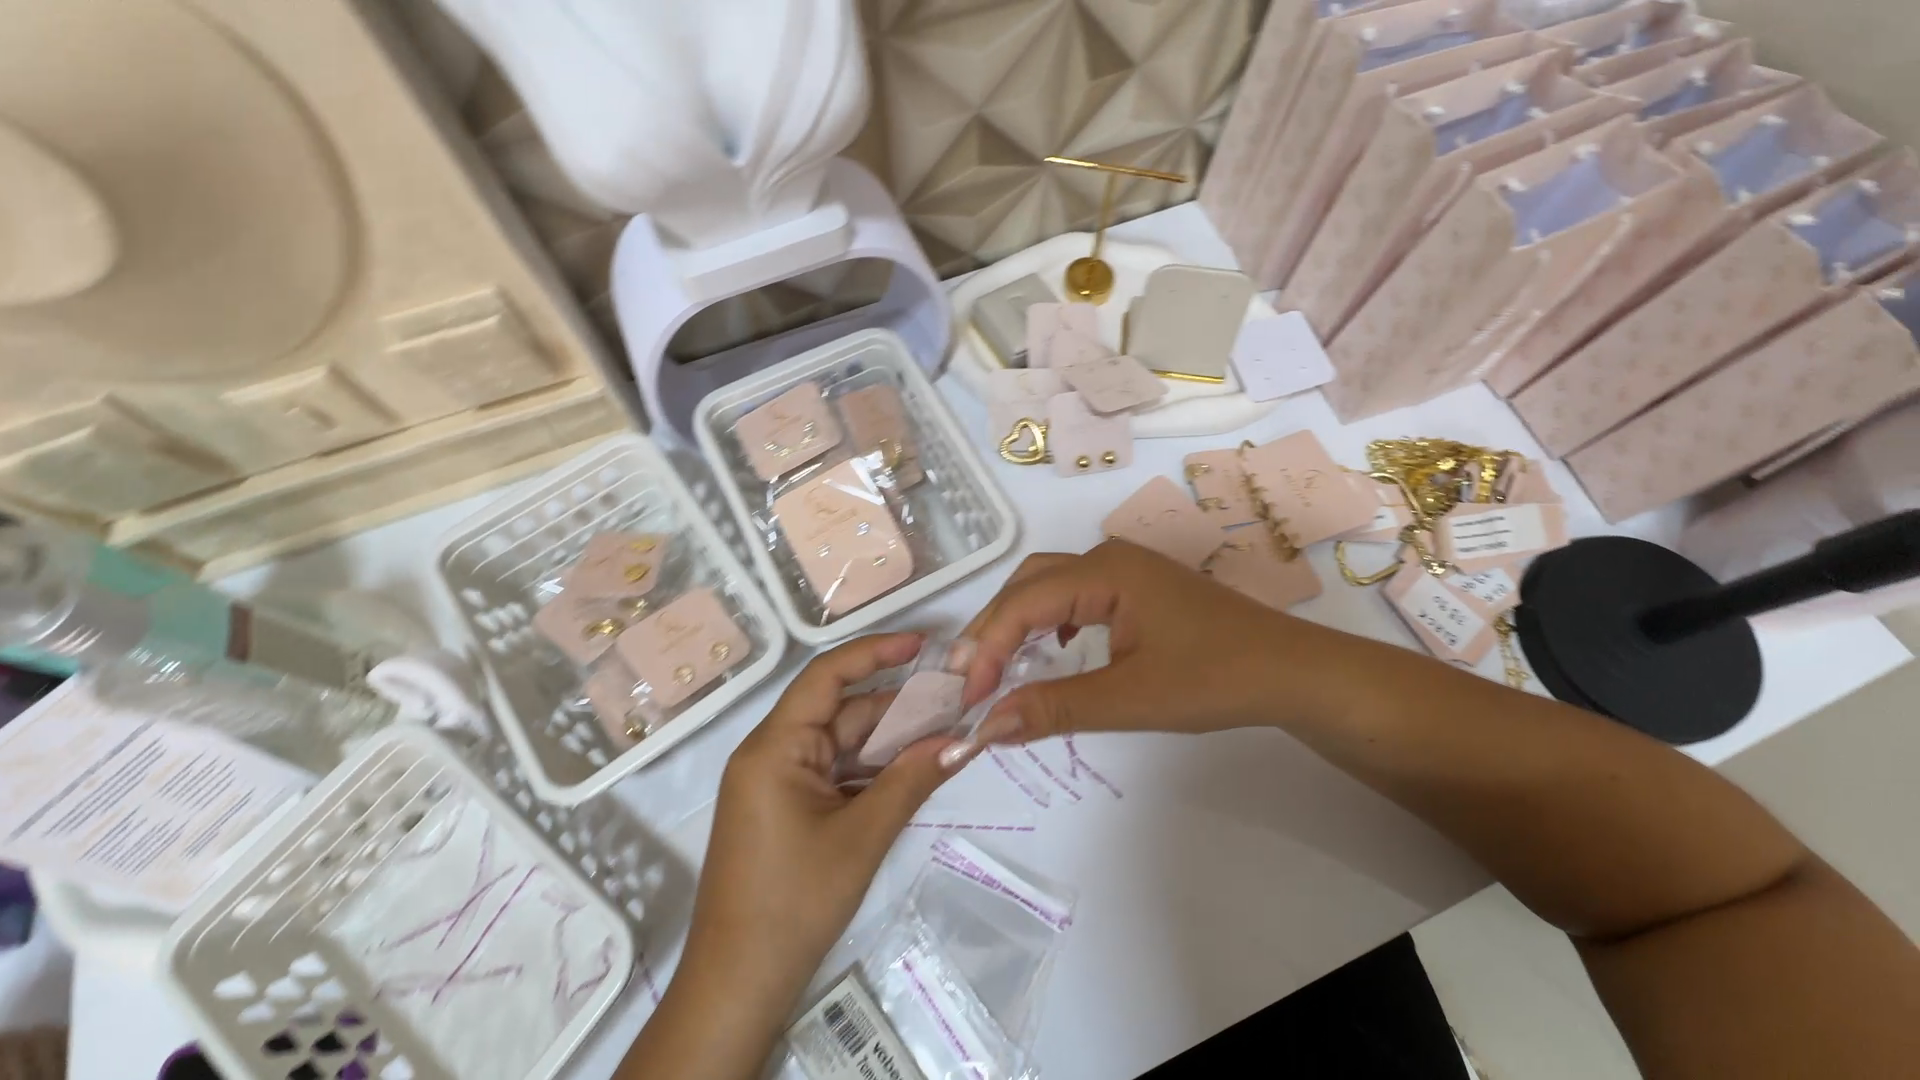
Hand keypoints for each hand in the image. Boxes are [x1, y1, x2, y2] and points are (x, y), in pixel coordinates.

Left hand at [685, 633, 973, 1012]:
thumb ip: (913, 780)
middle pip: (840, 712)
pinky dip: (871, 771)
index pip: (826, 677)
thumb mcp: (862, 837)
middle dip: (898, 707)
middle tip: (956, 701)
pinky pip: (834, 774)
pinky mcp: (785, 810)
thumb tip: (963, 738)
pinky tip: (913, 771)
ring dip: (889, 741)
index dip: (875, 652)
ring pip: (841, 745)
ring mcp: (776, 784)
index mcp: (774, 747)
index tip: (924, 643)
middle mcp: (770, 754)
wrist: (738, 983)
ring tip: (946, 732)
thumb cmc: (795, 901)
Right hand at [959, 541, 1368, 745]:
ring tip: (995, 666)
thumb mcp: (1130, 698)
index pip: (1022, 603)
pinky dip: (1049, 618)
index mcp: (1104, 572)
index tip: (966, 697)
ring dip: (1017, 622)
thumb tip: (987, 726)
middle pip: (1028, 583)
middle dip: (992, 629)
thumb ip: (1054, 708)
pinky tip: (1052, 646)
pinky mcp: (1139, 588)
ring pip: (1049, 585)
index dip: (985, 647)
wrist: (1291, 672)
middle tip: (969, 679)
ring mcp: (1126, 569)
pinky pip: (1075, 593)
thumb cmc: (1214, 679)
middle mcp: (1108, 557)